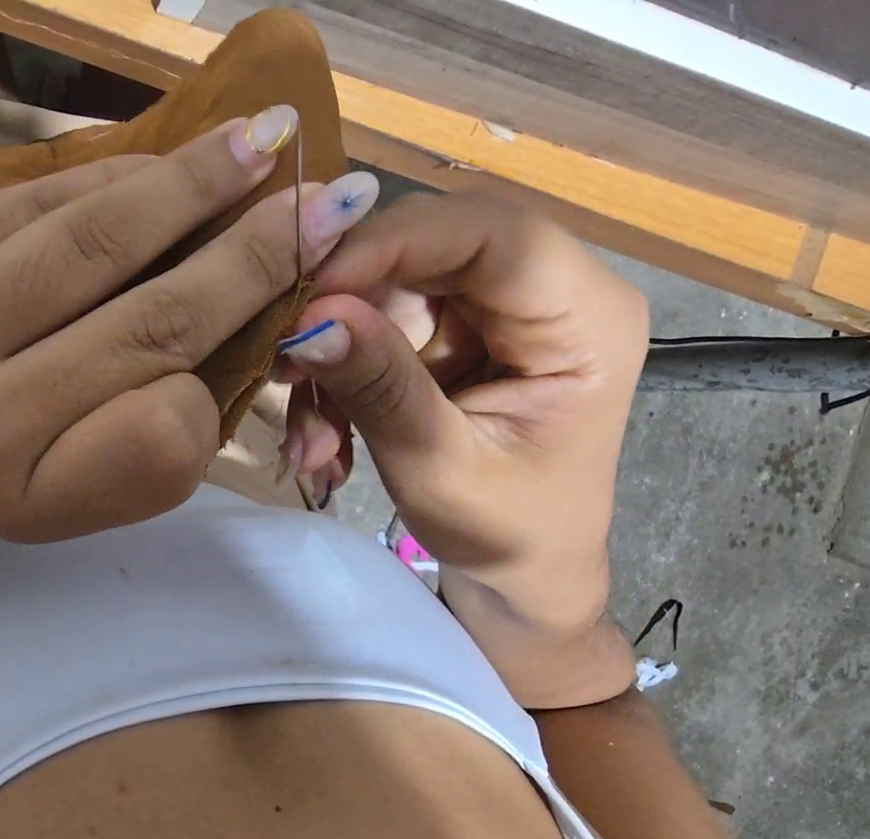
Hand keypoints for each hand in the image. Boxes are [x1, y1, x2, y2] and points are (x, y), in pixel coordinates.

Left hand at [0, 106, 381, 542]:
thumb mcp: (67, 500)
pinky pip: (26, 199)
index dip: (235, 325)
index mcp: (11, 479)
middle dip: (238, 246)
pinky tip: (166, 159)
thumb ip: (145, 455)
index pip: (153, 406)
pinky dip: (108, 175)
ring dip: (182, 185)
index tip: (307, 275)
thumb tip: (229, 352)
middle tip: (314, 195)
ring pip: (80, 235)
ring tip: (257, 145)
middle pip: (129, 308)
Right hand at [275, 193, 646, 706]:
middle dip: (348, 309)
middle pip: (431, 251)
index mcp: (585, 320)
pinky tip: (325, 441)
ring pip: (391, 292)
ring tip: (310, 440)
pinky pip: (381, 329)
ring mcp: (496, 313)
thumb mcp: (439, 467)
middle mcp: (547, 294)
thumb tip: (308, 320)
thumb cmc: (506, 534)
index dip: (395, 243)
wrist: (521, 574)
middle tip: (285, 365)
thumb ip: (380, 387)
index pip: (492, 233)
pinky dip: (341, 380)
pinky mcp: (456, 336)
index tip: (310, 293)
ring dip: (334, 361)